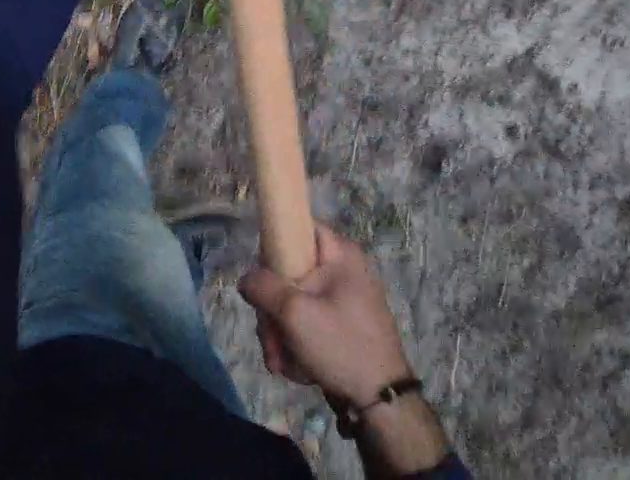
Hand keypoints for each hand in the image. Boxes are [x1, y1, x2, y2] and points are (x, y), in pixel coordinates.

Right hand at [237, 222, 413, 405]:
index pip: (298, 227)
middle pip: (289, 271)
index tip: (263, 277)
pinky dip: (296, 342)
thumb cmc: (341, 345)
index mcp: (341, 254)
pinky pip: (306, 321)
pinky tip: (296, 366)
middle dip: (273, 309)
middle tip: (271, 336)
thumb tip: (247, 280)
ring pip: (293, 301)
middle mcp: (343, 270)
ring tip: (281, 360)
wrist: (382, 402)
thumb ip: (263, 287)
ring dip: (280, 332)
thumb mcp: (294, 313)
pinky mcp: (340, 324)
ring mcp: (342, 298)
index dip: (274, 247)